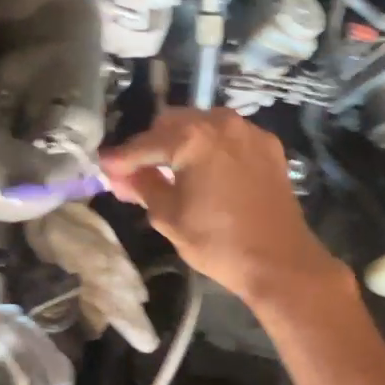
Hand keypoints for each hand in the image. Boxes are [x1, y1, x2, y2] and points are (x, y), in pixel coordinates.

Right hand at [101, 108, 351, 306]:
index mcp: (193, 137)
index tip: (104, 166)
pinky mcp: (269, 146)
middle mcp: (221, 122)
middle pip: (174, 122)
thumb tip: (121, 175)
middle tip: (136, 171)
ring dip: (183, 141)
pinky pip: (229, 137)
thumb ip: (142, 187)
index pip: (145, 143)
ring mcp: (249, 132)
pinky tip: (206, 171)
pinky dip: (212, 147)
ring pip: (203, 124)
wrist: (280, 261)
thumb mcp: (169, 217)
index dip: (122, 158)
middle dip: (152, 144)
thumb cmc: (218, 242)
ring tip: (170, 169)